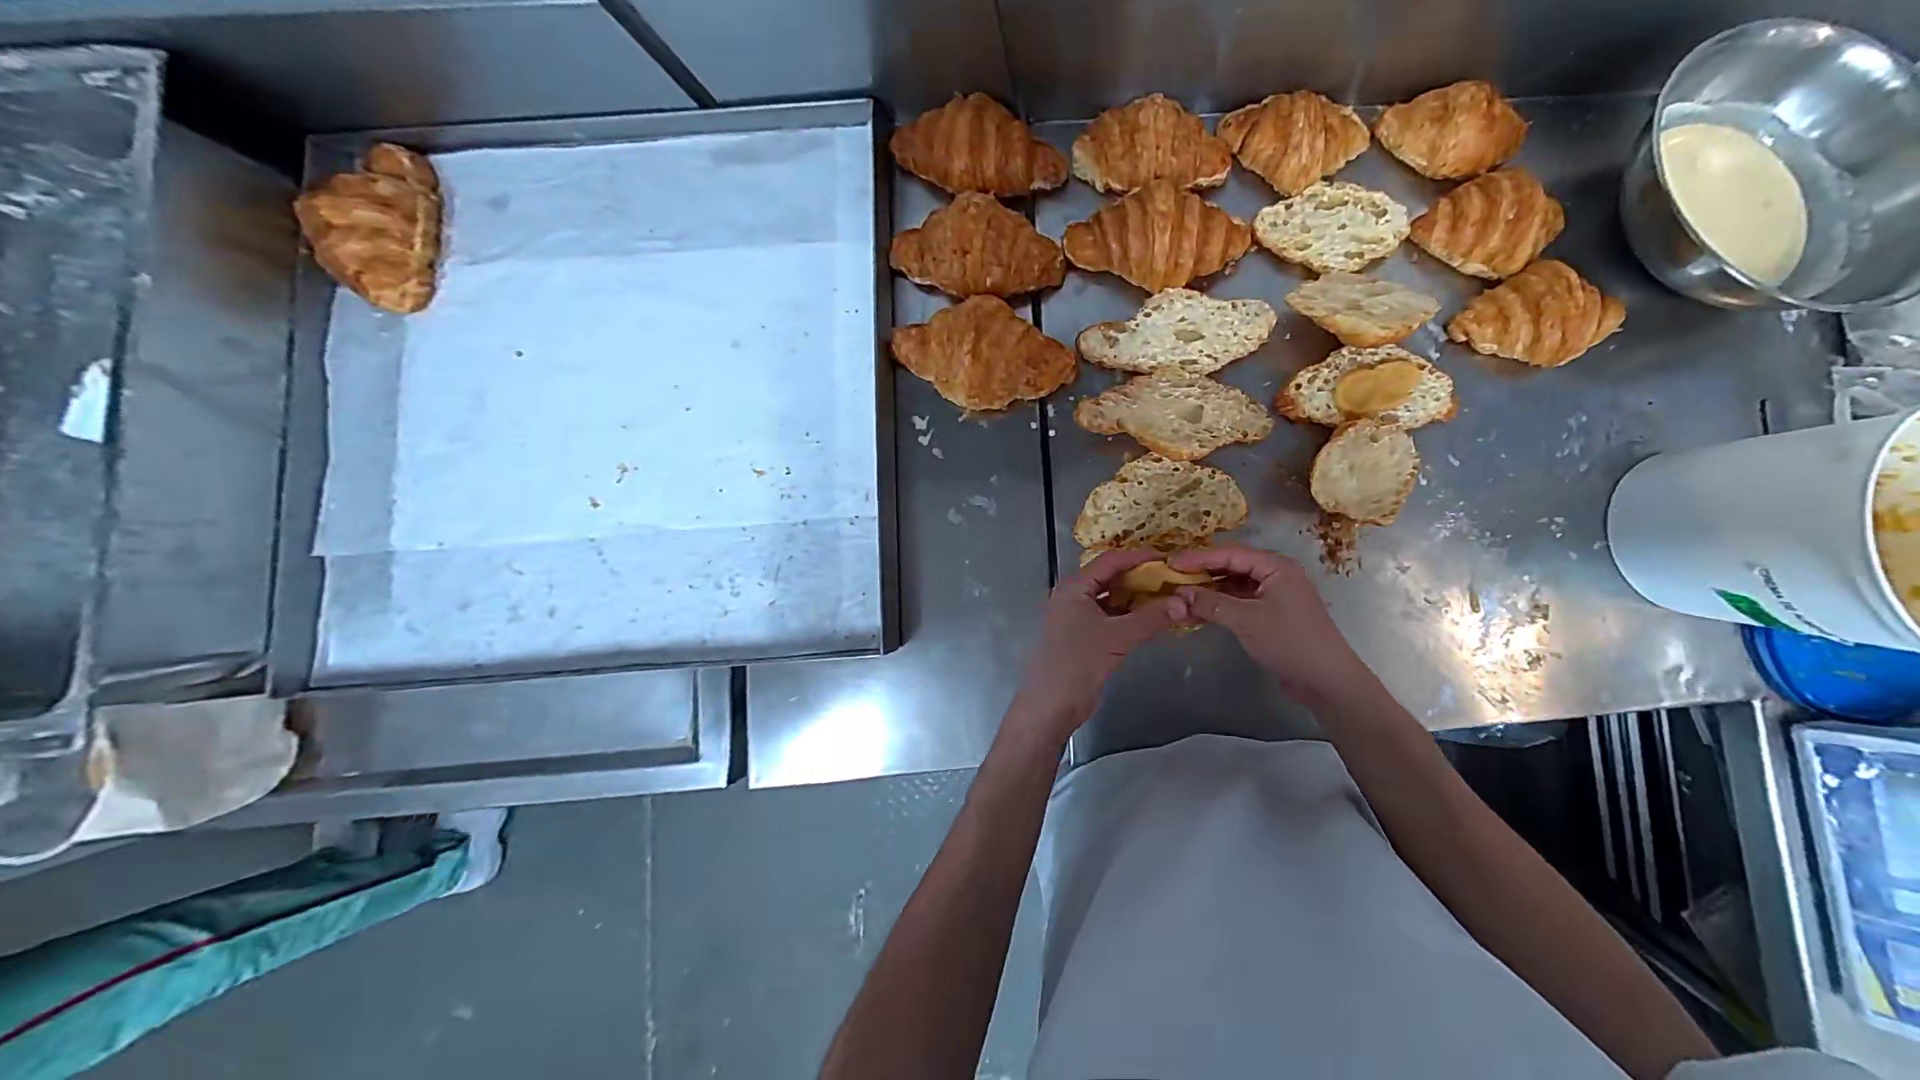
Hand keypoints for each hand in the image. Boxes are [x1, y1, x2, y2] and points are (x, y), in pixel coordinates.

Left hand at [1007, 548, 1184, 743]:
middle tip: (1173, 579)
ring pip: (1112, 601)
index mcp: (1074, 588)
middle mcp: (1073, 598)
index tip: (1167, 558)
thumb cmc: (1078, 662)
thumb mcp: (1117, 637)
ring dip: (1138, 600)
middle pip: (1111, 580)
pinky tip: (1154, 620)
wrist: (1052, 704)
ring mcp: (1077, 619)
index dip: (1138, 557)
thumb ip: (1151, 618)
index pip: (1109, 561)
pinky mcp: (1084, 638)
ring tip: (1170, 598)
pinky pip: (1111, 619)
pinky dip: (1131, 618)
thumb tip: (1183, 603)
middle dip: (1141, 579)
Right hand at [1166, 545, 1369, 701]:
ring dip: (1207, 592)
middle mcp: (1276, 575)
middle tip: (1171, 577)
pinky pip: (1239, 602)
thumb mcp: (1246, 620)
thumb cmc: (1289, 642)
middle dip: (1201, 573)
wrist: (1326, 680)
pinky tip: (1196, 613)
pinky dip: (1219, 606)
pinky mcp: (1271, 614)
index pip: (1229, 554)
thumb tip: (1180, 594)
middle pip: (1231, 567)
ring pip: (1233, 586)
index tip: (1171, 562)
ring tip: (1179, 598)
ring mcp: (1274, 595)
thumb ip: (1211, 603)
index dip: (1198, 557)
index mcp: (1276, 566)